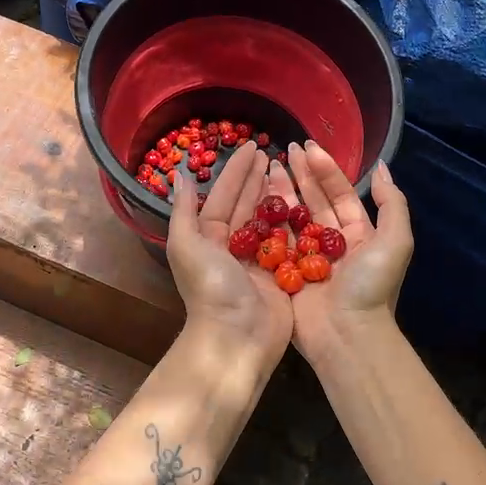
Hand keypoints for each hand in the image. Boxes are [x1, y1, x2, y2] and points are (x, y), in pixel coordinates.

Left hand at [166, 142, 292, 365]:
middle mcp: (234, 246)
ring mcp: (259, 260)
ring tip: (289, 169)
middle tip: (272, 151)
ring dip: (277, 194)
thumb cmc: (210, 289)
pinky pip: (289, 240)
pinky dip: (295, 221)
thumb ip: (183, 211)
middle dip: (257, 177)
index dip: (237, 171)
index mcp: (209, 238)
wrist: (237, 338)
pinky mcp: (283, 274)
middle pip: (248, 204)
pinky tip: (306, 200)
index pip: (225, 195)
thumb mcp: (187, 246)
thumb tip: (179, 175)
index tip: (252, 146)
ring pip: (269, 218)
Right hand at [282, 141, 412, 363]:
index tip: (308, 147)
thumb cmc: (371, 286)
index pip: (340, 193)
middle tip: (284, 148)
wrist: (346, 335)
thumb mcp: (396, 241)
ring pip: (292, 217)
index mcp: (358, 234)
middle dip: (300, 174)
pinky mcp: (284, 273)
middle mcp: (331, 243)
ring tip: (268, 166)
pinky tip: (253, 198)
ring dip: (281, 191)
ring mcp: (306, 258)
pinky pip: (274, 241)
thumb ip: (392, 203)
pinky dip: (265, 220)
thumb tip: (382, 168)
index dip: (325, 170)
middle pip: (313, 201)